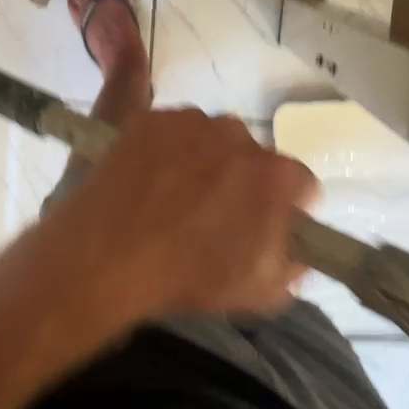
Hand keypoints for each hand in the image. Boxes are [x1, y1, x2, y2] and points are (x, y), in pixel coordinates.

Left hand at [43, 109, 318, 320]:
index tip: (266, 225)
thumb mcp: (263, 290)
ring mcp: (189, 121)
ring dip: (205, 159)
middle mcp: (237, 135)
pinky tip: (152, 178)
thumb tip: (296, 246)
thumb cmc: (190, 276)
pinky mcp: (150, 118)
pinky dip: (168, 148)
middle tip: (216, 211)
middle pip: (253, 156)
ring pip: (211, 139)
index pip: (299, 184)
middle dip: (242, 179)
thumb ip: (294, 262)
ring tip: (177, 194)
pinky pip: (173, 131)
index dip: (287, 207)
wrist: (109, 252)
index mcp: (275, 175)